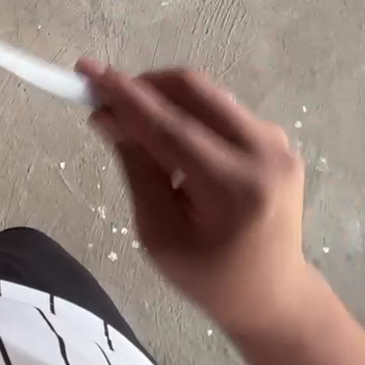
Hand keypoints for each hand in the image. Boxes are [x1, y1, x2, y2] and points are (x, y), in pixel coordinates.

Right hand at [80, 61, 318, 339]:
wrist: (273, 295)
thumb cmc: (207, 274)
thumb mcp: (157, 231)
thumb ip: (136, 166)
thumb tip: (105, 114)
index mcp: (234, 189)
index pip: (168, 126)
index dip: (123, 94)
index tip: (87, 69)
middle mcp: (264, 156)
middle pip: (193, 91)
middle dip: (144, 85)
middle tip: (107, 97)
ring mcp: (276, 143)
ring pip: (205, 93)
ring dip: (164, 97)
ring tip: (138, 125)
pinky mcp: (275, 139)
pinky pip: (219, 106)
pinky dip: (186, 109)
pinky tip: (173, 140)